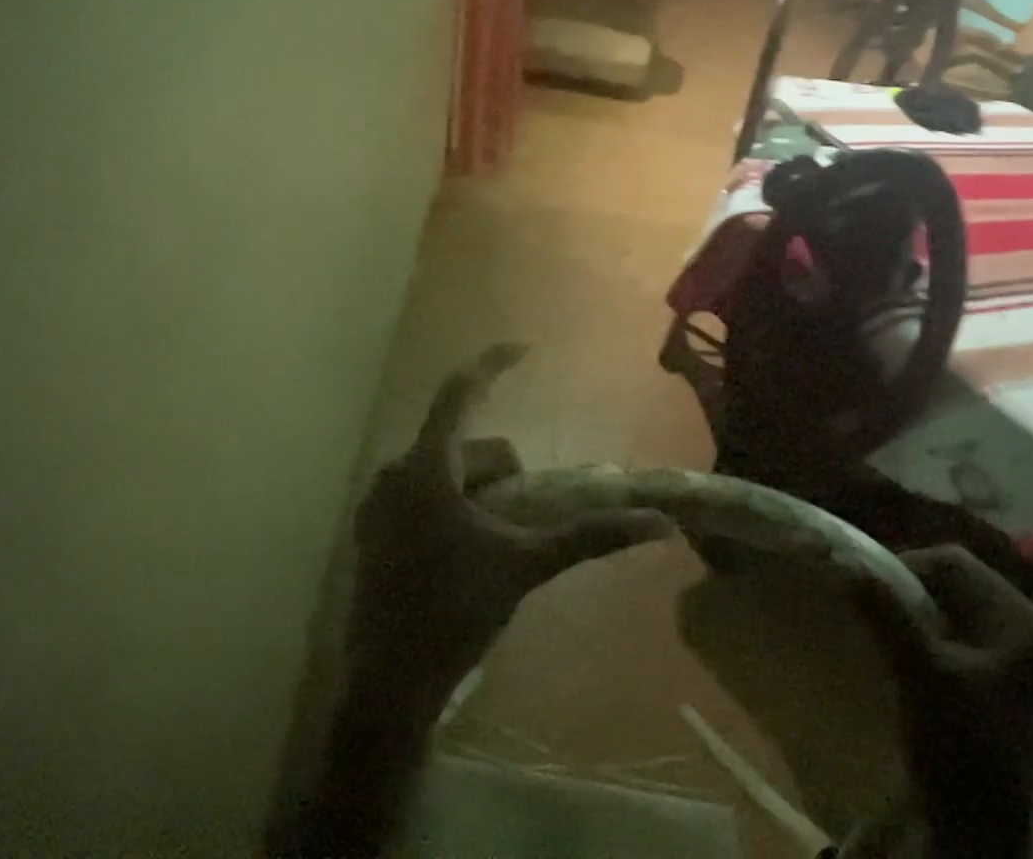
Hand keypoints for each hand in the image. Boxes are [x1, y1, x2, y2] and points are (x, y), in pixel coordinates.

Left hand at [344, 344, 673, 706]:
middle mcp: (394, 475)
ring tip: (498, 542)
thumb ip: (591, 536)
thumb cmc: (457, 613)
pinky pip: (423, 495)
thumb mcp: (527, 566)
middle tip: (525, 520)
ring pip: (444, 472)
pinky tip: (466, 553)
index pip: (458, 395)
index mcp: (427, 470)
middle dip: (503, 470)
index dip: (492, 365)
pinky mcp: (372, 532)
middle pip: (464, 446)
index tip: (525, 349)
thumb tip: (660, 523)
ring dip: (480, 492)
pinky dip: (453, 506)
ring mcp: (377, 505)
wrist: (391, 682)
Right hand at [849, 546, 1032, 857]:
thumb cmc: (958, 747)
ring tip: (881, 628)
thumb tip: (846, 559)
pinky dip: (924, 633)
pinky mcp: (1001, 681)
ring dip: (914, 612)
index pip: (955, 565)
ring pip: (953, 609)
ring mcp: (1018, 659)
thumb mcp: (919, 674)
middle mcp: (1030, 633)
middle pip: (957, 584)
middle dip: (910, 589)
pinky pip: (956, 635)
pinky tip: (902, 653)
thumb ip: (885, 612)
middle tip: (870, 607)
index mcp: (1025, 625)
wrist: (979, 830)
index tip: (865, 588)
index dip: (905, 567)